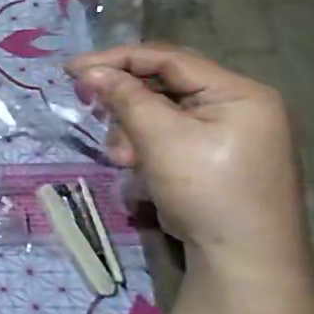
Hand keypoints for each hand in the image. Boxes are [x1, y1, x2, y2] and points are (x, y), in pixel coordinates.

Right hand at [67, 44, 303, 253]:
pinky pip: (169, 132)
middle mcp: (238, 105)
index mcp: (239, 93)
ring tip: (120, 154)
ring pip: (162, 109)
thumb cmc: (206, 188)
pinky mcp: (213, 154)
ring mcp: (228, 131)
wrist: (242, 254)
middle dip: (123, 96)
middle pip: (165, 82)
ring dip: (130, 125)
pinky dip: (144, 141)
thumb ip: (125, 97)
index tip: (71, 70)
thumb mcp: (160, 137)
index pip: (169, 59)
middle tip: (87, 104)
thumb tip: (88, 70)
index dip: (117, 59)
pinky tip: (133, 163)